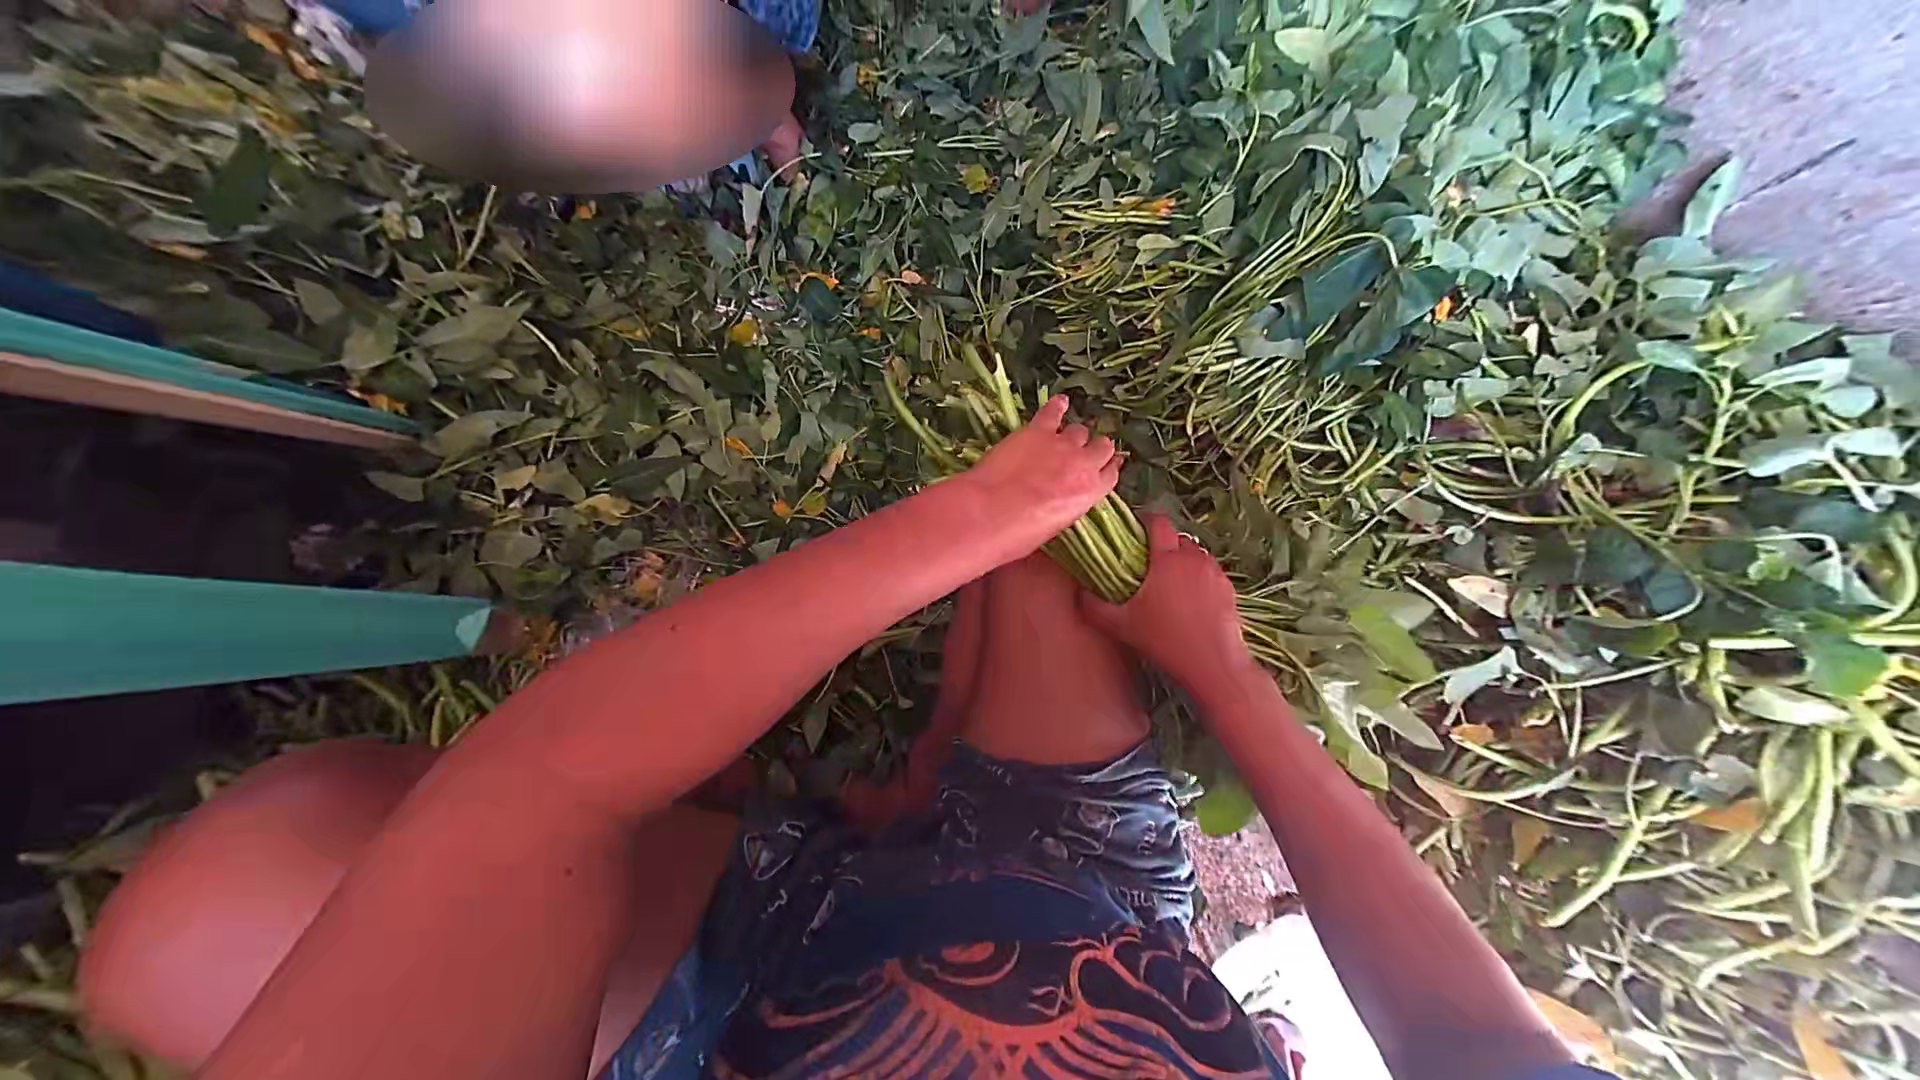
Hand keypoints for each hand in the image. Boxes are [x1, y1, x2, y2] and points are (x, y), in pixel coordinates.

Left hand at [957, 395, 1119, 560]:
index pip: (1111, 475)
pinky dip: (1057, 406)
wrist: (990, 512)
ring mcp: (1061, 444)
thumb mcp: (1051, 529)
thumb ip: (1062, 511)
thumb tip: (1054, 510)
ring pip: (1079, 430)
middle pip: (1102, 447)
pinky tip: (1060, 401)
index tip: (1105, 466)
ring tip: (1067, 437)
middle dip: (1095, 449)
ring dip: (1074, 434)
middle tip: (1085, 452)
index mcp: (1090, 493)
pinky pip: (1053, 412)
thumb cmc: (1017, 533)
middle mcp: (1083, 465)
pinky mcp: (1038, 431)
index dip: (1108, 468)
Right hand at [1078, 514, 1255, 690]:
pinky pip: (1210, 571)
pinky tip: (1190, 597)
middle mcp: (1193, 559)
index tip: (1134, 529)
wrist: (1214, 663)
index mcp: (1167, 560)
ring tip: (1169, 579)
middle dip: (1163, 543)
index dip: (1145, 520)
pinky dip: (1199, 576)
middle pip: (1178, 537)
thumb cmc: (1165, 640)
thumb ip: (1094, 607)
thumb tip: (1078, 593)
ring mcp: (1214, 573)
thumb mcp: (1122, 626)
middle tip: (1147, 562)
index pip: (1158, 522)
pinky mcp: (1228, 588)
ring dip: (1182, 559)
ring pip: (1196, 553)